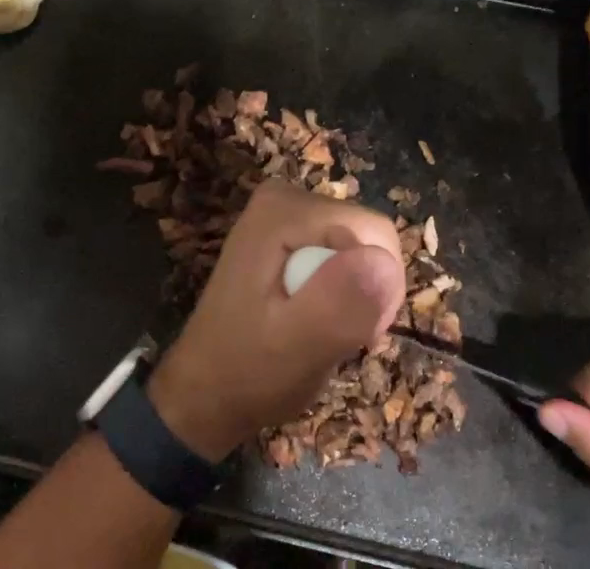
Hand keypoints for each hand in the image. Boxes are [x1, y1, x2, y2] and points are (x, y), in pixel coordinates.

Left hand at [147, 181, 404, 460]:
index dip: (379, 288)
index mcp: (284, 210)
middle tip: (334, 337)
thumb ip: (339, 303)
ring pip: (359, 252)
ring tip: (319, 334)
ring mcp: (283, 215)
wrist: (206, 391)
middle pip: (368, 238)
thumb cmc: (249, 372)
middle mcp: (284, 198)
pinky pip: (341, 259)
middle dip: (365, 293)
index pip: (377, 234)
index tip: (354, 333)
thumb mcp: (298, 347)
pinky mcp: (286, 236)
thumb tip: (383, 263)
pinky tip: (310, 322)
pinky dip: (339, 296)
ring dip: (353, 299)